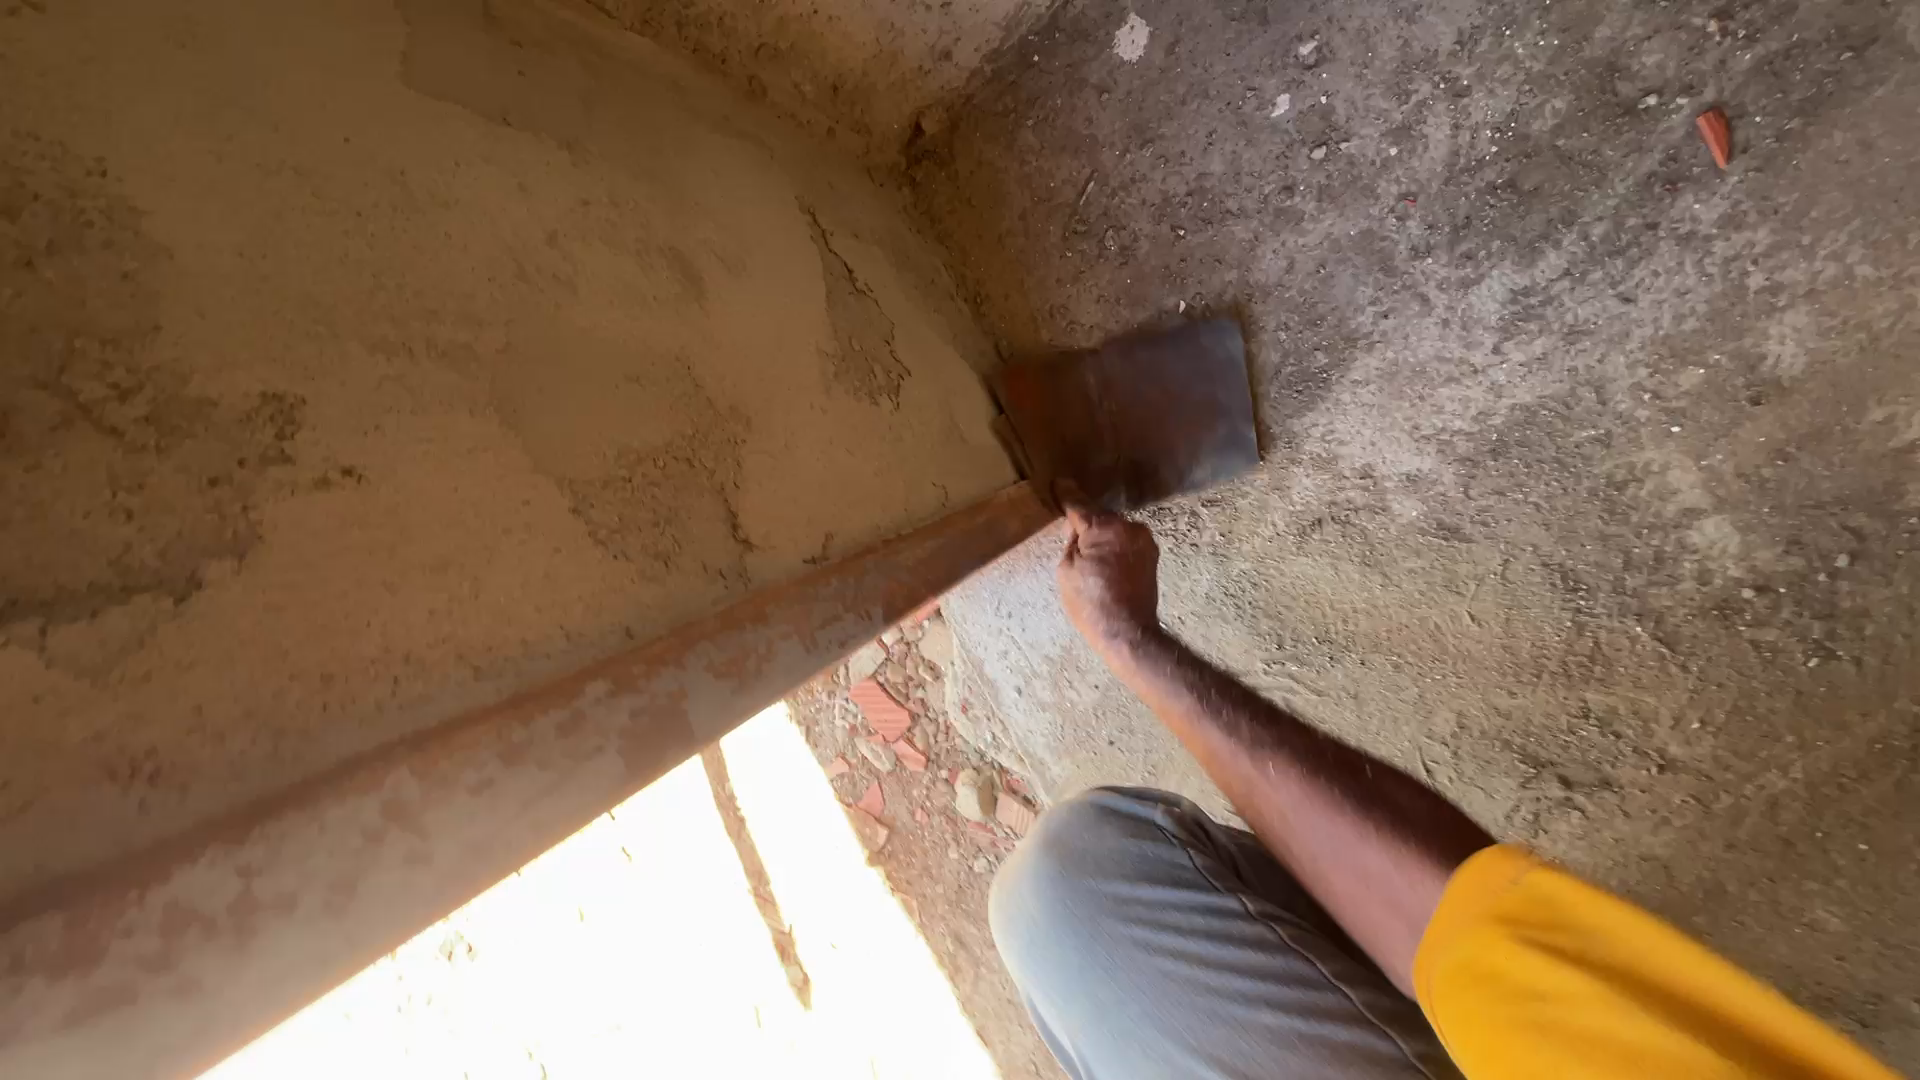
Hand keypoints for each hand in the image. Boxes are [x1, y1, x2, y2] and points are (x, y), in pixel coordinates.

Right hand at [1056, 484, 1160, 659]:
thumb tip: (1078, 527)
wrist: (1127, 631)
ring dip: (1102, 534)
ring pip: (1115, 528)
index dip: (1065, 493)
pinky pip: (1126, 541)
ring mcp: (1143, 540)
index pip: (1078, 503)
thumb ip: (1071, 540)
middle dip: (1085, 520)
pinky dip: (1115, 545)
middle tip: (1069, 529)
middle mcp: (1128, 526)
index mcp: (1103, 527)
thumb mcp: (1066, 570)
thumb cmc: (1090, 603)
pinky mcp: (1151, 555)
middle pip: (1099, 515)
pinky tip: (1105, 560)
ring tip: (1088, 551)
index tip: (1059, 483)